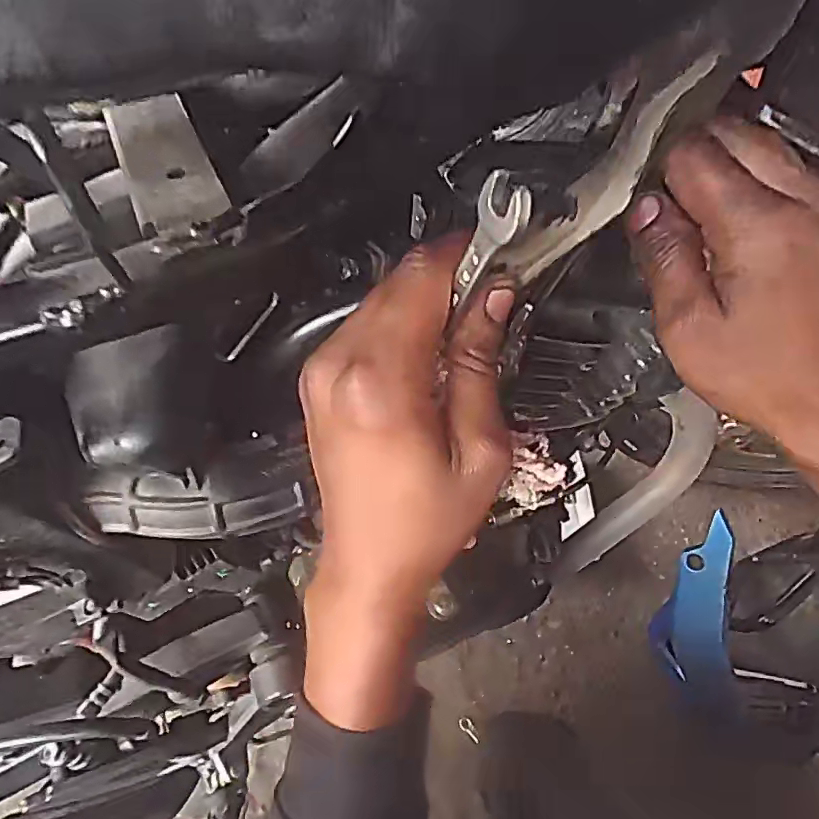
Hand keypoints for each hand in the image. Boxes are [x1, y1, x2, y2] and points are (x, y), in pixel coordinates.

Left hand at [297, 235, 514, 727]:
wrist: (369, 564)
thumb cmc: (420, 525)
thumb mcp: (478, 449)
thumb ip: (479, 364)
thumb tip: (490, 302)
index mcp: (381, 383)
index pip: (422, 279)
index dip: (466, 256)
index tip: (498, 254)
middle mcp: (340, 369)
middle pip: (398, 282)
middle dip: (450, 277)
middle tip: (492, 292)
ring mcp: (322, 376)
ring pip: (379, 301)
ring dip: (426, 302)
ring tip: (468, 327)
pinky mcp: (320, 387)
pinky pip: (362, 331)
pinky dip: (401, 327)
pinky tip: (431, 352)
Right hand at [626, 117, 818, 539]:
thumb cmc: (764, 375)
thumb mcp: (687, 327)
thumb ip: (663, 258)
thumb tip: (644, 211)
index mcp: (758, 227)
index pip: (693, 156)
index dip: (654, 168)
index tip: (636, 192)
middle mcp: (801, 202)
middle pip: (731, 132)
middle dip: (685, 150)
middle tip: (652, 189)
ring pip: (759, 141)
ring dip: (715, 158)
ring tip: (681, 201)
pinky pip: (781, 167)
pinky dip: (744, 174)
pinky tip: (720, 210)